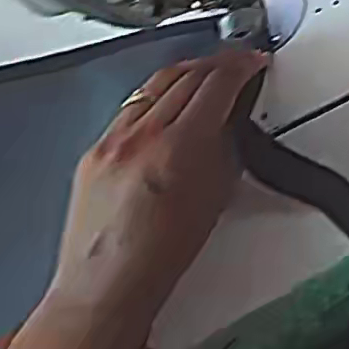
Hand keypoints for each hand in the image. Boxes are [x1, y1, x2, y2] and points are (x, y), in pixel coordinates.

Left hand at [9, 46, 268, 348]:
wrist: (107, 286)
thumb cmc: (165, 250)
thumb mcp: (219, 185)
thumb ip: (227, 137)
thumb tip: (233, 108)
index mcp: (179, 146)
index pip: (219, 82)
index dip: (243, 65)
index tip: (254, 62)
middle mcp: (142, 137)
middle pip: (190, 74)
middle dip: (221, 63)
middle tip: (239, 63)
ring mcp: (113, 141)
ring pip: (159, 81)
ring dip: (191, 70)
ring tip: (209, 72)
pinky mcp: (94, 149)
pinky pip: (134, 104)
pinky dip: (160, 92)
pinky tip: (172, 96)